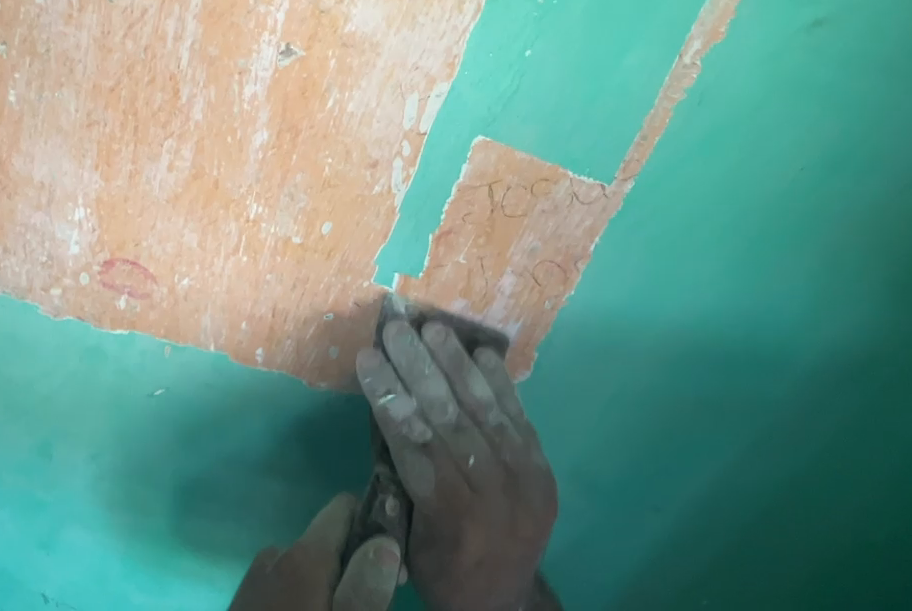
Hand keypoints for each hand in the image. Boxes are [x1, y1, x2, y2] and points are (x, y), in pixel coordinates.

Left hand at [228, 493, 401, 610]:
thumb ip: (365, 590)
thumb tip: (386, 540)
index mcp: (303, 555)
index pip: (344, 509)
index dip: (376, 529)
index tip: (396, 570)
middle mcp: (277, 554)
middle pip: (329, 543)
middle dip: (356, 569)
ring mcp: (257, 578)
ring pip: (309, 569)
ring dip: (332, 590)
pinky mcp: (245, 602)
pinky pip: (286, 588)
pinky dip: (306, 601)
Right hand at [354, 320, 559, 610]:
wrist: (503, 601)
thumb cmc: (441, 566)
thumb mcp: (406, 536)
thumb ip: (398, 478)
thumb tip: (383, 411)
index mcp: (449, 518)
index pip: (413, 443)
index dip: (389, 396)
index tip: (367, 357)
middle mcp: (491, 498)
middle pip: (449, 420)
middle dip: (418, 368)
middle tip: (395, 329)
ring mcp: (524, 483)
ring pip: (485, 412)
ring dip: (456, 365)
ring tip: (433, 328)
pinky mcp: (544, 472)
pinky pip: (519, 419)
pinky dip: (499, 383)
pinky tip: (480, 351)